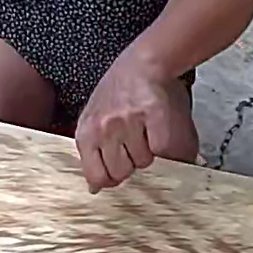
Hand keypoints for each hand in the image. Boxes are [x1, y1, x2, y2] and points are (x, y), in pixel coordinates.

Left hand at [74, 58, 181, 191]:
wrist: (143, 64)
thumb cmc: (120, 95)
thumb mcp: (94, 122)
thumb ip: (94, 156)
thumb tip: (94, 189)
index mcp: (86, 132)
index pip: (97, 177)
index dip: (113, 178)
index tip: (123, 167)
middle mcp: (104, 127)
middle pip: (122, 172)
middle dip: (132, 162)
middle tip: (136, 141)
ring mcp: (128, 121)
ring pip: (143, 162)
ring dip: (150, 151)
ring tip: (147, 129)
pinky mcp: (153, 114)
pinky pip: (162, 149)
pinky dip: (166, 145)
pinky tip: (160, 128)